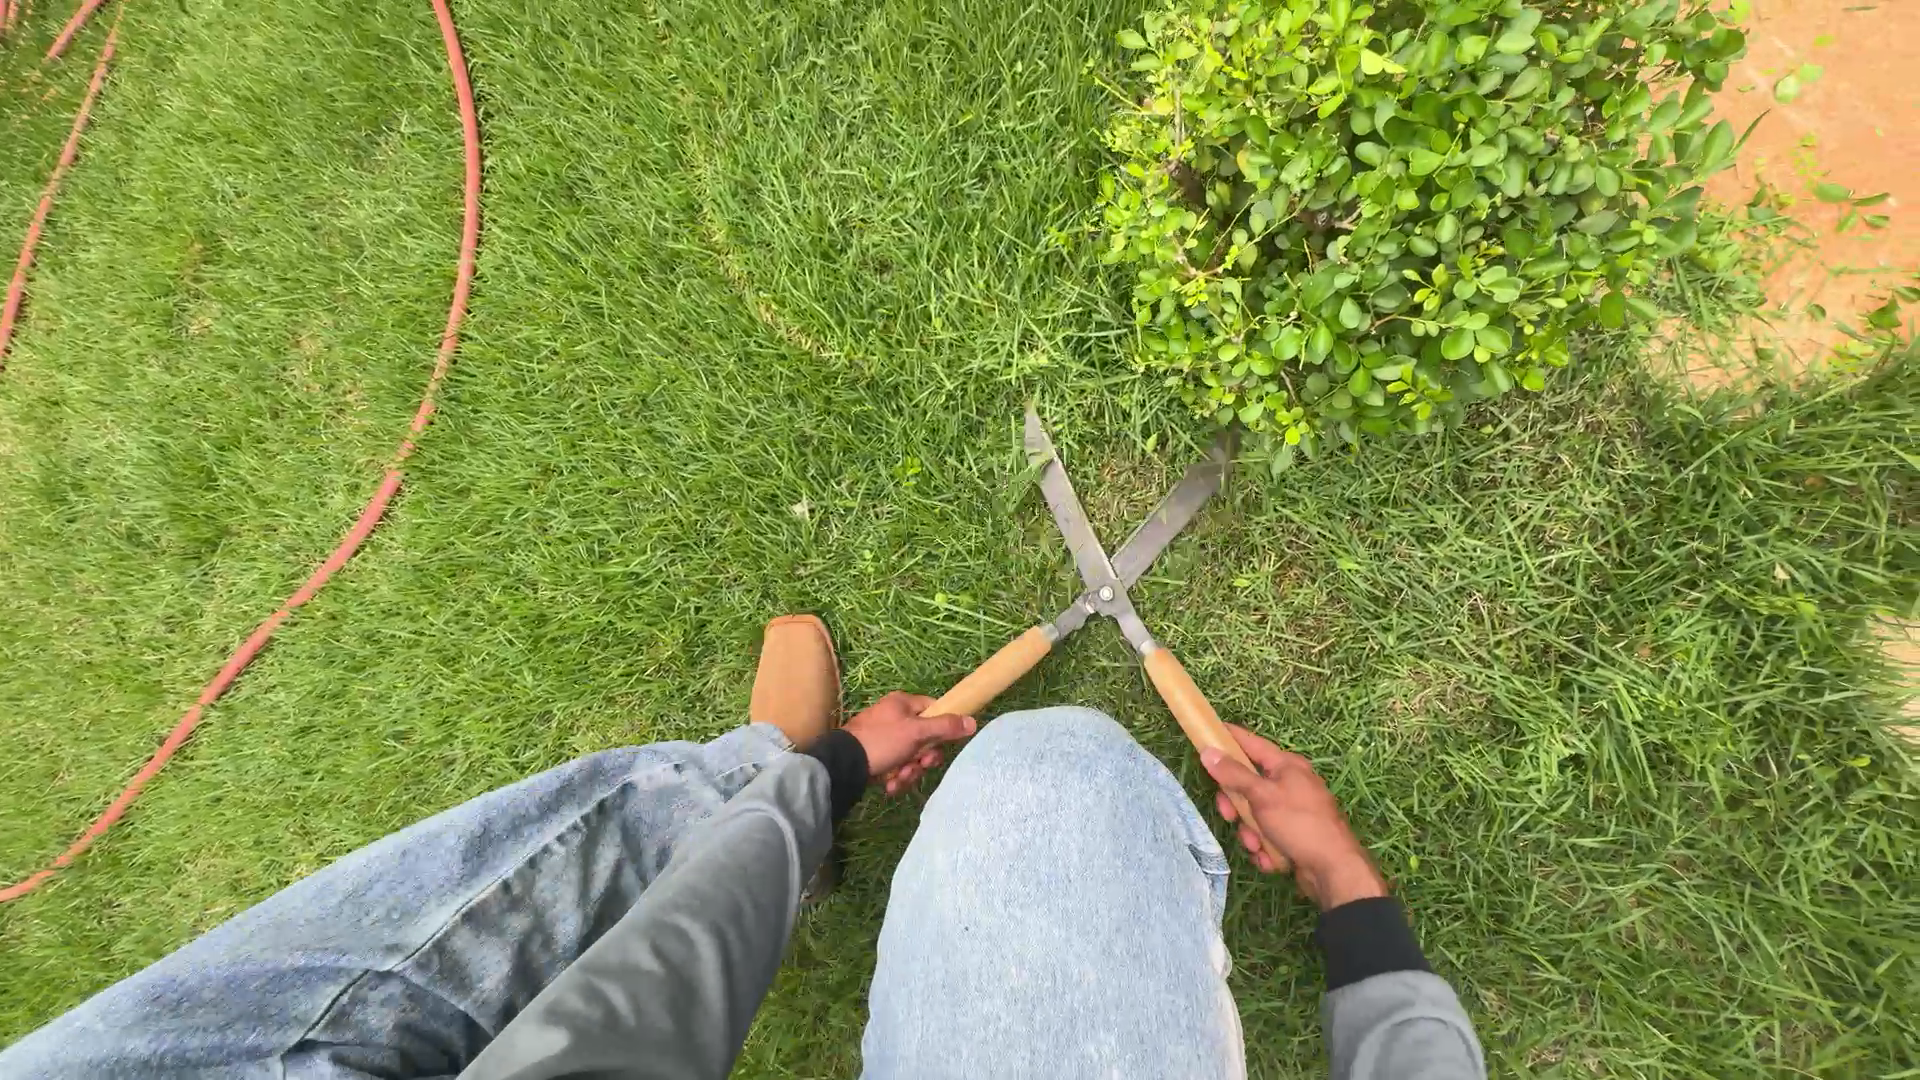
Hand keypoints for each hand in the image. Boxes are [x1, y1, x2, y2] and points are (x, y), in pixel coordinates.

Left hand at [843, 692, 976, 795]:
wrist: (842, 765)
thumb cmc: (881, 741)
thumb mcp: (916, 733)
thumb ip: (945, 727)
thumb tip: (973, 722)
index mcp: (903, 704)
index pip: (934, 710)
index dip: (942, 729)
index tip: (941, 745)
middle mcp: (894, 717)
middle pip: (924, 738)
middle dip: (923, 758)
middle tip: (919, 766)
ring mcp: (884, 738)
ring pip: (911, 756)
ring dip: (909, 771)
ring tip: (898, 779)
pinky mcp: (876, 756)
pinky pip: (896, 766)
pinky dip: (895, 777)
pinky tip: (889, 785)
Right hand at [1200, 724, 1388, 910]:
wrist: (1335, 871)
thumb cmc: (1299, 824)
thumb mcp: (1261, 795)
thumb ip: (1233, 774)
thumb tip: (1208, 751)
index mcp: (1286, 765)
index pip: (1250, 743)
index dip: (1228, 737)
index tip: (1206, 734)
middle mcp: (1290, 783)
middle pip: (1248, 783)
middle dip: (1236, 804)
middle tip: (1229, 814)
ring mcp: (1293, 809)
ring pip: (1255, 812)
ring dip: (1250, 831)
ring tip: (1256, 845)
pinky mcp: (1295, 834)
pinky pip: (1267, 832)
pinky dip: (1264, 845)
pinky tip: (1269, 857)